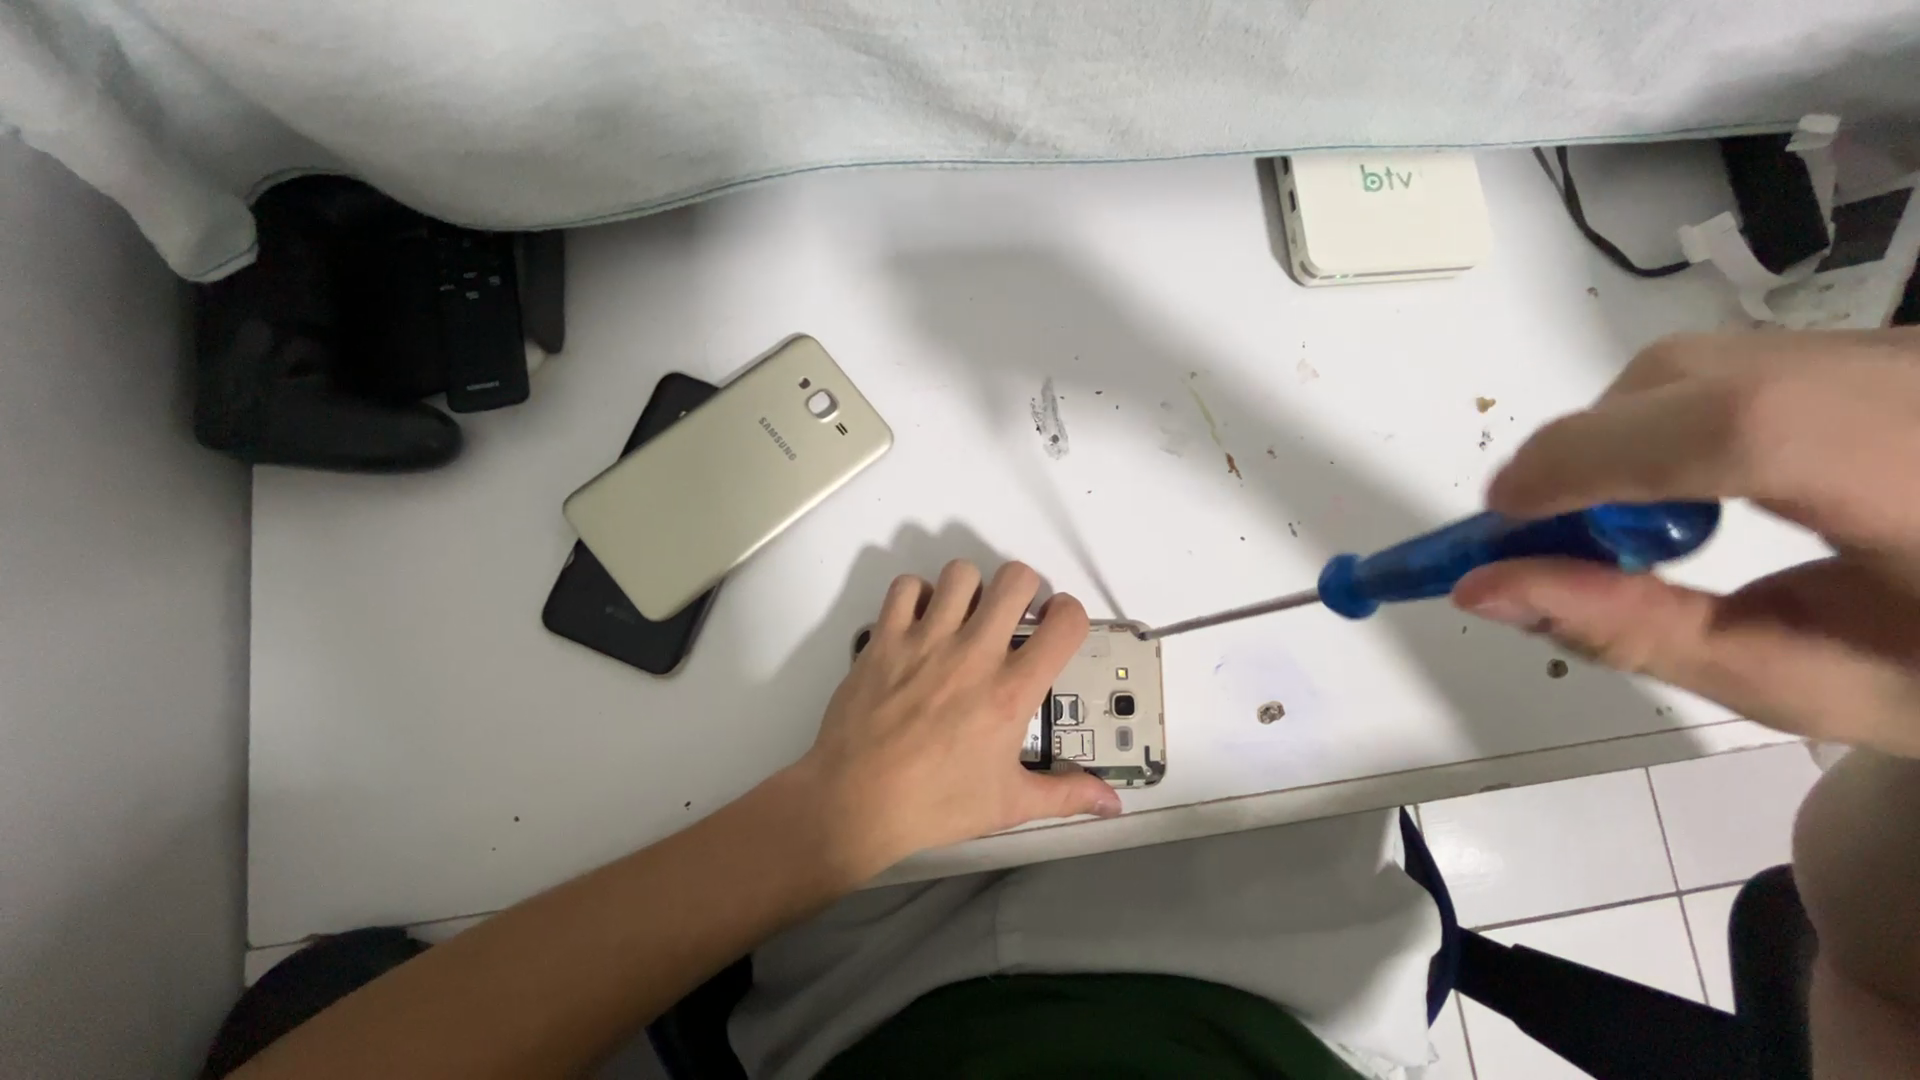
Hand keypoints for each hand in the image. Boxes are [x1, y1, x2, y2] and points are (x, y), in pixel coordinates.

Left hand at [791, 560, 1117, 879]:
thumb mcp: (1009, 804)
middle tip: (1014, 615)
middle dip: (1024, 589)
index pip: (1065, 623)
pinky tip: (920, 620)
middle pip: (1016, 579)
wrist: (855, 801)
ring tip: (966, 614)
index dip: (1071, 614)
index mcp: (1011, 692)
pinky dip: (916, 594)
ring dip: (971, 587)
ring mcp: (926, 641)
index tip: (1057, 624)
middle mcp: (973, 654)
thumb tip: (1110, 803)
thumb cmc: (934, 803)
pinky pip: (906, 586)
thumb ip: (1065, 795)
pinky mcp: (885, 638)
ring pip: (962, 573)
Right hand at [1453, 327, 1919, 756]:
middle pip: (1693, 380)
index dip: (1592, 460)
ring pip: (1701, 364)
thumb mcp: (1796, 682)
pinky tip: (1708, 488)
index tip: (1505, 521)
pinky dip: (1670, 423)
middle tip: (1562, 538)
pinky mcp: (1888, 348)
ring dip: (1622, 437)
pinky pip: (1736, 365)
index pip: (1744, 430)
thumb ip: (1630, 631)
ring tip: (1647, 522)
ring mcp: (1909, 354)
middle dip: (1587, 453)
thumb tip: (1480, 587)